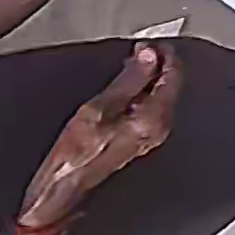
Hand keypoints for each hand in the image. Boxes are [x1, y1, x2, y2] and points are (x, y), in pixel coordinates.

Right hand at [16, 43, 181, 231]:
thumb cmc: (73, 154)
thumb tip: (149, 56)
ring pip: (164, 94)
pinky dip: (147, 91)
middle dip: (160, 64)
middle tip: (143, 50)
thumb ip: (129, 80)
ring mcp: (157, 133)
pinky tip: (132, 86)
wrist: (61, 191)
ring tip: (136, 62)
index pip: (174, 77)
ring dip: (153, 77)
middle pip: (172, 85)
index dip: (165, 56)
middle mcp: (163, 125)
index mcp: (156, 117)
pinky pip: (154, 105)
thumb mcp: (97, 109)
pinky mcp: (146, 137)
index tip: (152, 43)